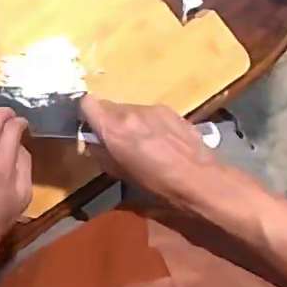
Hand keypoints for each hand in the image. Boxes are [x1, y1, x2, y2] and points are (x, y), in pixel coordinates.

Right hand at [80, 96, 260, 216]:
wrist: (198, 179)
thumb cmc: (156, 183)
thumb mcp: (119, 173)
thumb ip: (101, 153)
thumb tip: (94, 143)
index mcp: (113, 127)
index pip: (88, 102)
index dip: (88, 114)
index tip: (92, 127)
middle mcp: (130, 111)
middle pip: (110, 107)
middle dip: (110, 121)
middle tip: (118, 142)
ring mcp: (152, 108)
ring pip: (131, 110)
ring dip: (131, 122)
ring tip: (143, 143)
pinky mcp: (170, 110)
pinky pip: (150, 113)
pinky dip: (149, 123)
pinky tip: (161, 141)